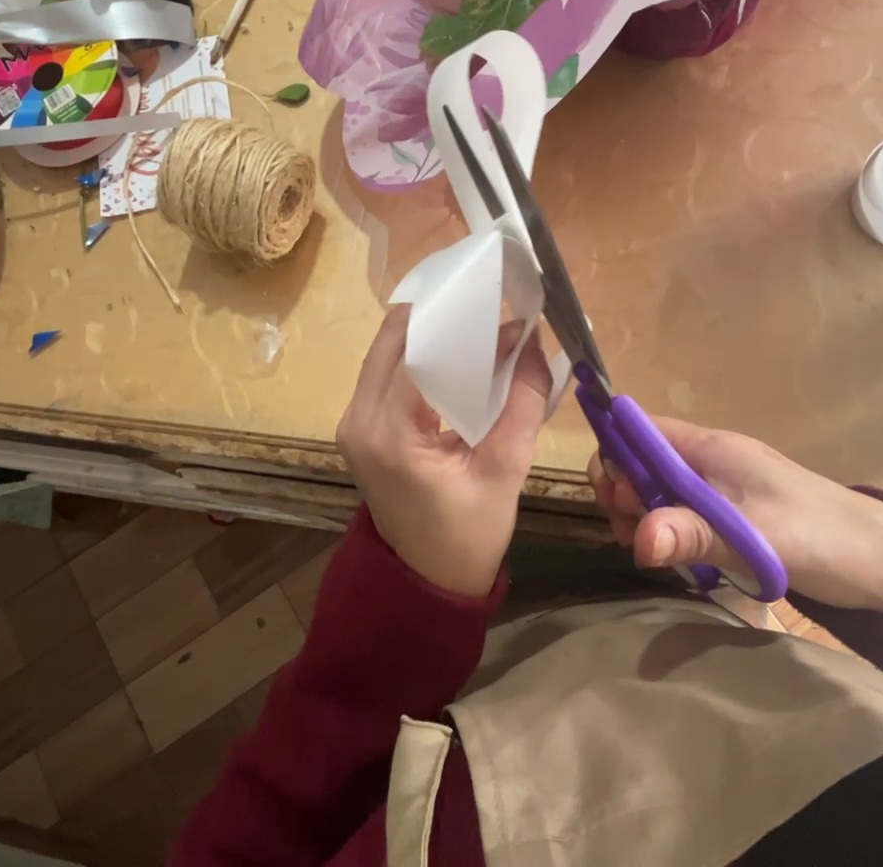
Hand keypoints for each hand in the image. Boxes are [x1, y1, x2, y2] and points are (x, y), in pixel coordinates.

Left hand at [337, 305, 553, 596]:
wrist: (426, 576)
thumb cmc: (469, 534)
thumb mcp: (507, 469)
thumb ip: (524, 401)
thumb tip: (530, 339)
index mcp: (390, 434)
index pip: (419, 354)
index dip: (463, 326)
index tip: (504, 310)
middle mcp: (359, 419)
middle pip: (395, 341)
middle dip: (442, 318)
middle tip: (489, 307)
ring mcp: (352, 420)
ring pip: (387, 351)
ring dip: (429, 334)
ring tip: (477, 325)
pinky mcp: (358, 424)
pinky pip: (385, 371)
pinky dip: (418, 355)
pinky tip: (454, 354)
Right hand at [588, 417, 882, 612]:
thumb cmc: (824, 538)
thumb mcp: (755, 538)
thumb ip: (696, 535)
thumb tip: (638, 539)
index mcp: (711, 448)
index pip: (639, 431)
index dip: (614, 457)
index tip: (615, 502)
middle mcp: (709, 462)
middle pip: (642, 463)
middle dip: (624, 495)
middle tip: (629, 538)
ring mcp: (720, 490)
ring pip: (659, 493)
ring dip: (644, 519)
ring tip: (649, 554)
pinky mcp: (731, 519)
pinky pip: (682, 517)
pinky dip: (668, 535)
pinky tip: (675, 561)